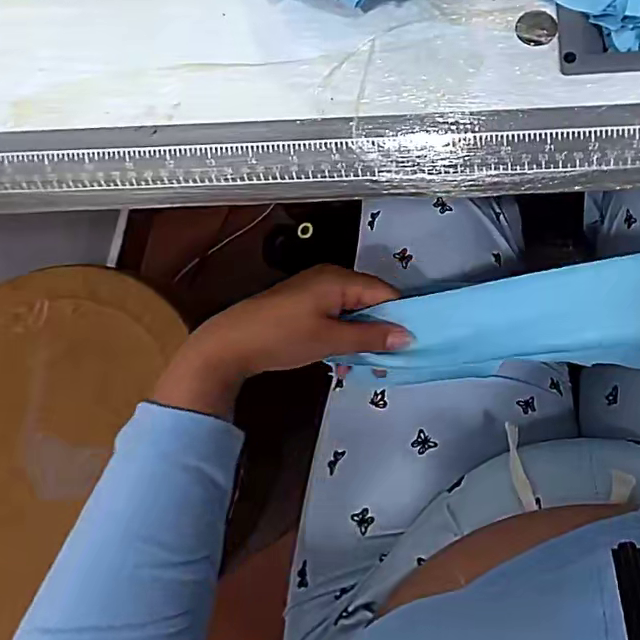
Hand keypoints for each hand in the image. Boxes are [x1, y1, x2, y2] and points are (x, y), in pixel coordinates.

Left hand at [151, 265, 409, 418]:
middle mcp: (330, 277)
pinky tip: (342, 357)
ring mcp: (315, 289)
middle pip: (370, 299)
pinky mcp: (304, 303)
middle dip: (380, 327)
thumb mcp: (330, 340)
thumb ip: (370, 336)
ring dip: (361, 334)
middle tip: (390, 357)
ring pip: (353, 309)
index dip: (400, 315)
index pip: (385, 291)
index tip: (412, 341)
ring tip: (366, 362)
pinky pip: (336, 313)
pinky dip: (344, 333)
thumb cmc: (281, 337)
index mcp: (339, 278)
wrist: (227, 344)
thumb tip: (407, 336)